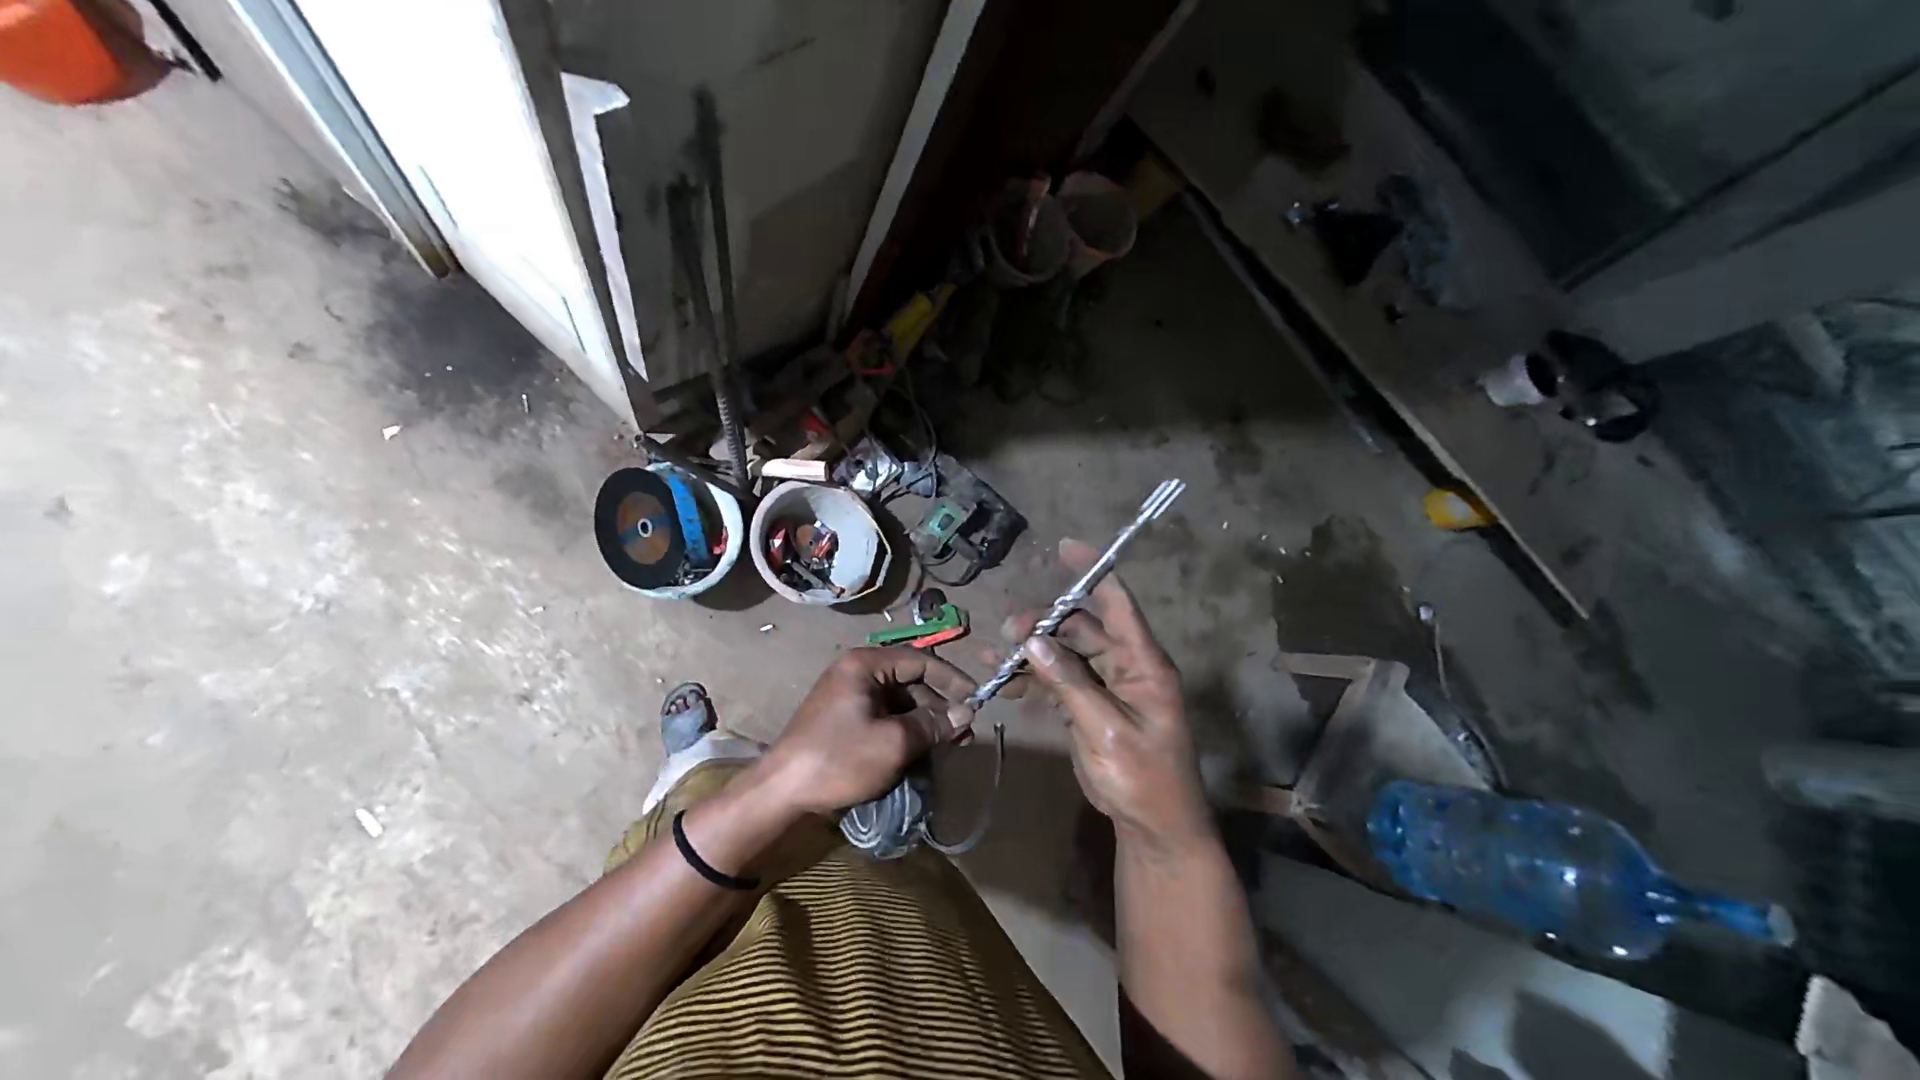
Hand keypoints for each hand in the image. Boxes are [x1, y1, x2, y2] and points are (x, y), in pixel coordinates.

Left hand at [758, 647, 976, 815]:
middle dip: (939, 707)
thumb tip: (967, 713)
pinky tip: (919, 753)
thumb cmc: (838, 759)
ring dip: (923, 722)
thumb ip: (933, 724)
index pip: (920, 660)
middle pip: (910, 681)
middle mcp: (856, 671)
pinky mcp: (843, 718)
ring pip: (899, 702)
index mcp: (864, 664)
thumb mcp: (893, 743)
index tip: (977, 700)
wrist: (779, 791)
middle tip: (962, 734)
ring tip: (946, 747)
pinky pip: (883, 716)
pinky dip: (903, 732)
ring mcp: (848, 695)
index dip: (952, 680)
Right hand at [995, 539, 1210, 853]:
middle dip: (1046, 622)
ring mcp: (1104, 687)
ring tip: (997, 650)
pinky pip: (1056, 681)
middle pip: (1082, 627)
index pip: (1119, 604)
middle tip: (1009, 627)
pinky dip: (1031, 677)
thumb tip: (1032, 640)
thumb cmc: (1143, 776)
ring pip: (1064, 653)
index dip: (1095, 572)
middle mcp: (1124, 666)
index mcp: (1143, 663)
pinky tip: (1001, 677)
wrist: (1152, 825)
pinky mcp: (1087, 707)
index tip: (1065, 547)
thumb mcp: (1107, 729)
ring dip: (1032, 649)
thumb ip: (1070, 683)